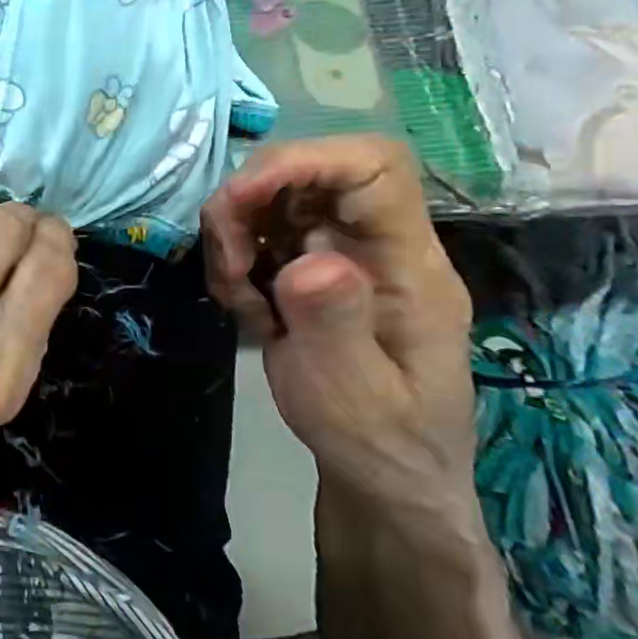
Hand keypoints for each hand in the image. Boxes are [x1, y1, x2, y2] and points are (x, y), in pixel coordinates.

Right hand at [200, 136, 477, 520]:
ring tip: (237, 294)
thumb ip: (336, 325)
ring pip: (272, 197)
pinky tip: (243, 304)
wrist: (380, 476)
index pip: (373, 169)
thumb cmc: (379, 442)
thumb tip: (311, 261)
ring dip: (234, 232)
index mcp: (409, 265)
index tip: (240, 198)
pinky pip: (257, 229)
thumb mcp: (354, 395)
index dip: (303, 161)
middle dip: (249, 201)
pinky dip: (232, 255)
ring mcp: (340, 251)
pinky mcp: (307, 264)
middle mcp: (375, 243)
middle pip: (308, 172)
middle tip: (228, 261)